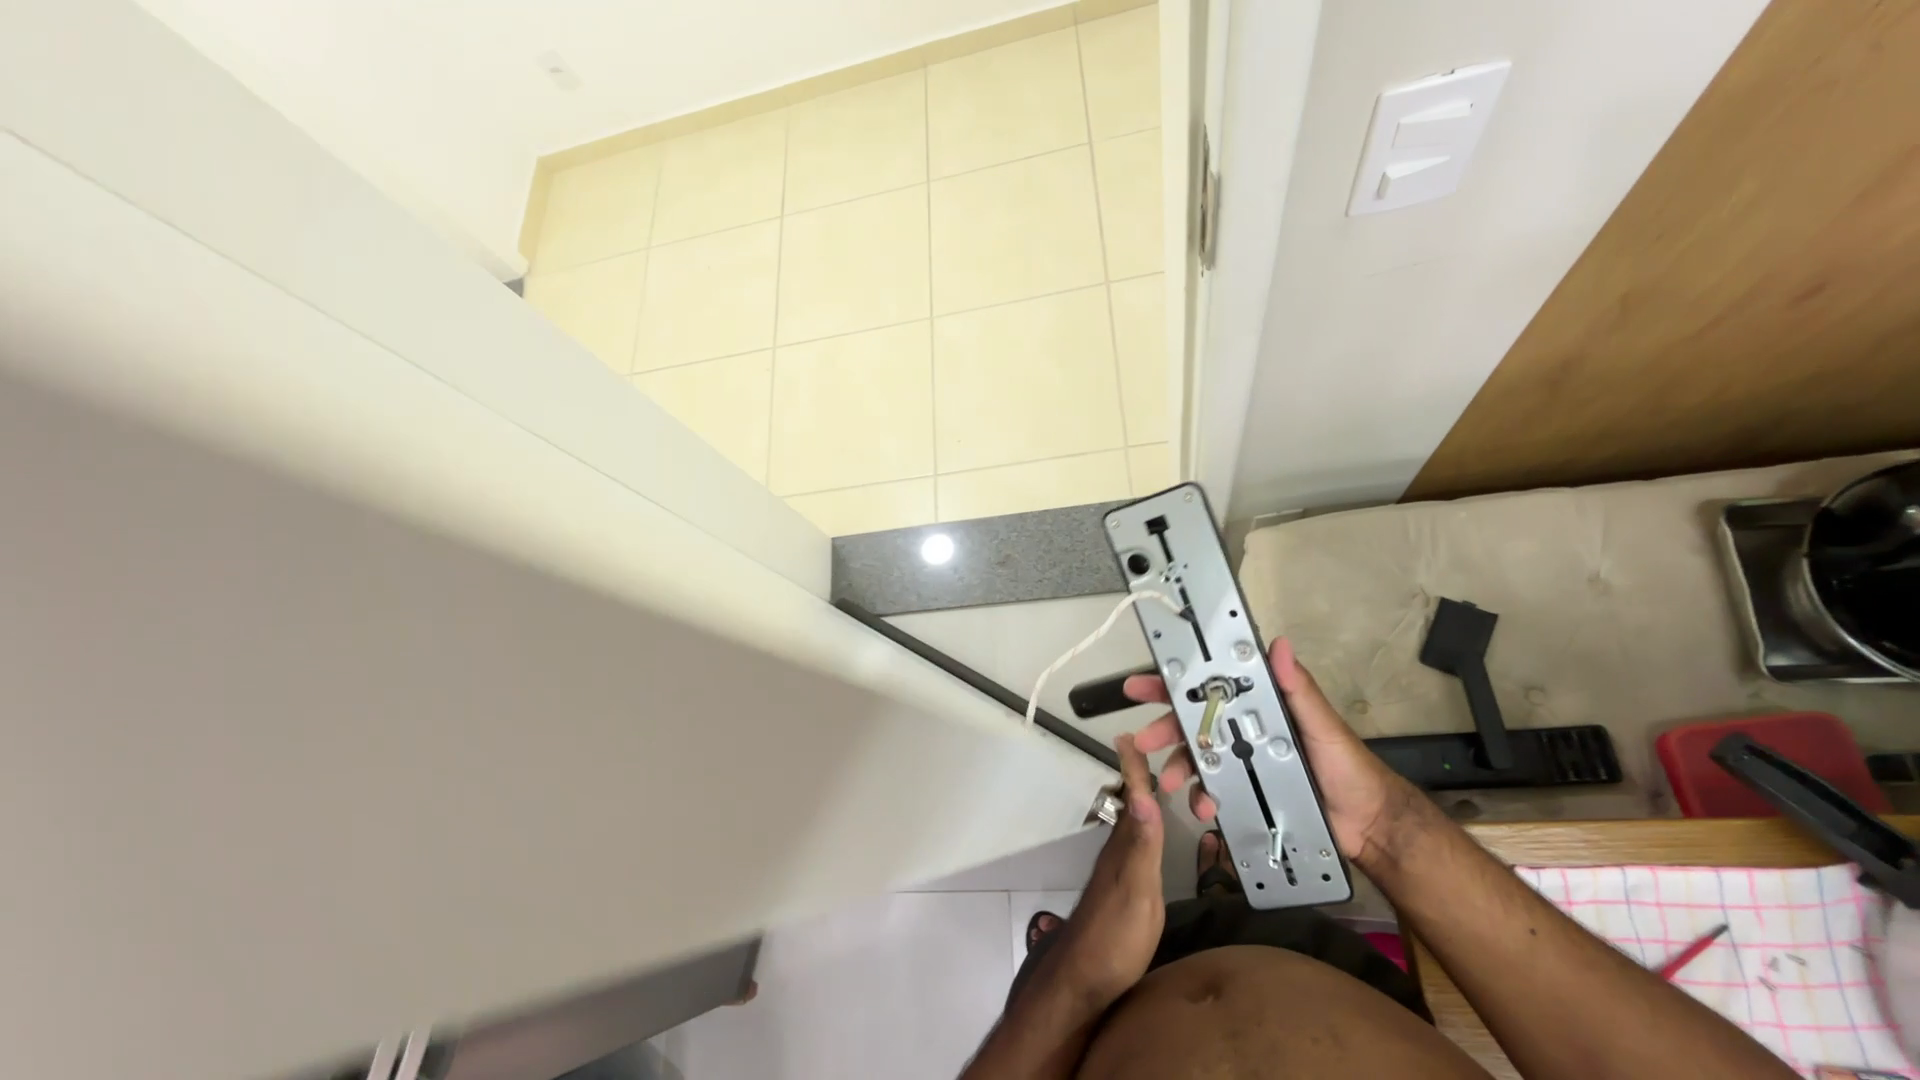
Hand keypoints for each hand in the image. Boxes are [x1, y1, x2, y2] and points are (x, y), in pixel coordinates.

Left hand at [1039, 734, 1164, 1008]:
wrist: (1085, 981)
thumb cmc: (1113, 938)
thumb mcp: (1136, 892)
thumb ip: (1142, 846)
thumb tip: (1145, 797)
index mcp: (1125, 847)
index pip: (1132, 798)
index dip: (1132, 767)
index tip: (1128, 734)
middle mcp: (1121, 853)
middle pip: (1133, 807)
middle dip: (1141, 777)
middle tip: (1154, 750)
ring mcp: (1120, 872)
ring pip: (1135, 826)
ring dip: (1145, 801)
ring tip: (1160, 783)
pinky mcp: (1125, 891)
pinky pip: (1139, 846)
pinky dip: (1148, 829)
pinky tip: (1154, 835)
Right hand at [1123, 637, 1423, 869]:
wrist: (1368, 826)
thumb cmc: (1348, 768)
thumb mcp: (1323, 725)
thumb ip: (1298, 689)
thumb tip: (1279, 645)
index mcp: (1260, 707)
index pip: (1212, 687)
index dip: (1176, 683)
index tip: (1144, 684)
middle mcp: (1246, 731)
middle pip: (1194, 723)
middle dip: (1164, 729)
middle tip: (1143, 740)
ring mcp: (1243, 764)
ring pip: (1198, 759)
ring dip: (1179, 767)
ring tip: (1172, 781)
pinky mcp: (1245, 795)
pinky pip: (1213, 793)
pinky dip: (1201, 798)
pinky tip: (1203, 807)